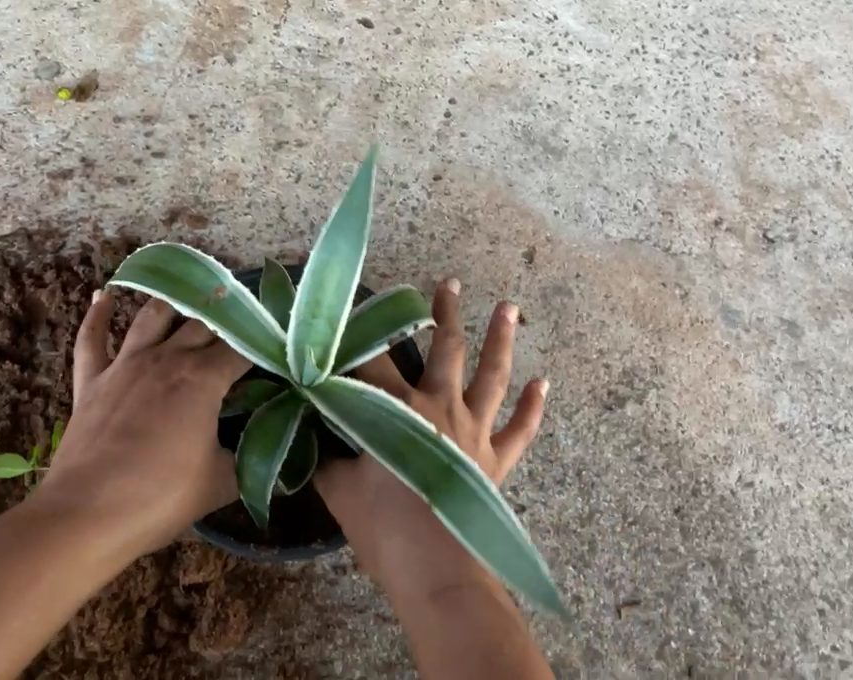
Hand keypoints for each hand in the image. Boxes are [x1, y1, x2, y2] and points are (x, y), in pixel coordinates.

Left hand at [29, 290, 250, 557]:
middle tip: (244, 313)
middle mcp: (166, 359)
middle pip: (201, 324)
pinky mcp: (92, 382)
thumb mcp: (219, 484)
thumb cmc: (159, 498)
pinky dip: (97, 315)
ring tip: (190, 294)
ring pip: (152, 317)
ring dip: (174, 303)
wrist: (86, 517)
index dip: (262, 341)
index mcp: (202, 379)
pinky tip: (103, 295)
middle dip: (226, 316)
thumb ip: (248, 461)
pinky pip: (92, 339)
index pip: (241, 348)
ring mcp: (125, 365)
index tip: (277, 341)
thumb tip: (269, 451)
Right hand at [315, 277, 547, 587]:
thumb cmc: (384, 526)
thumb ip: (327, 458)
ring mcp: (474, 431)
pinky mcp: (496, 461)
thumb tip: (308, 440)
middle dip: (446, 313)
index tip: (349, 320)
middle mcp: (442, 407)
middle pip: (447, 349)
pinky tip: (543, 382)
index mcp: (400, 408)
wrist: (436, 569)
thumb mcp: (340, 490)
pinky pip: (520, 429)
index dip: (359, 339)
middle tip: (449, 283)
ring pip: (492, 376)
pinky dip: (532, 407)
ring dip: (501, 339)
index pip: (374, 362)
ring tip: (509, 308)